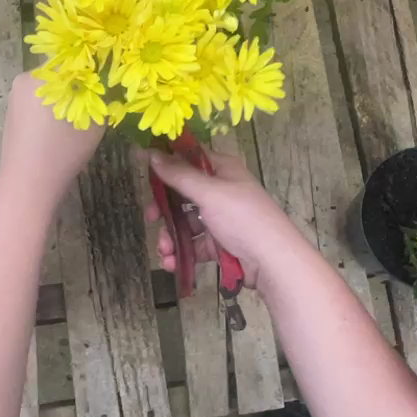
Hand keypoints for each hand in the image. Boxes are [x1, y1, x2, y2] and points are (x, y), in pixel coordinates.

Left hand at [0, 72, 102, 207]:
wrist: (26, 184)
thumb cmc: (63, 152)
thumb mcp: (94, 121)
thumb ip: (104, 94)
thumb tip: (112, 77)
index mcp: (44, 76)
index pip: (75, 58)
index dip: (94, 66)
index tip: (108, 79)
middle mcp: (26, 78)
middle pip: (60, 69)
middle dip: (78, 81)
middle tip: (95, 100)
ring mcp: (15, 94)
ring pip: (49, 84)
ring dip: (65, 93)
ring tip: (78, 116)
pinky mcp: (12, 109)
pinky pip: (37, 97)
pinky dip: (51, 105)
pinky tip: (60, 126)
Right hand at [144, 149, 315, 289]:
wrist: (274, 262)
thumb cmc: (243, 219)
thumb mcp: (210, 193)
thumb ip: (179, 175)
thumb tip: (151, 152)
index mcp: (223, 170)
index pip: (189, 159)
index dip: (167, 164)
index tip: (143, 169)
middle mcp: (222, 190)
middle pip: (183, 194)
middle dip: (164, 209)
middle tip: (150, 218)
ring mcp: (221, 218)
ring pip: (186, 223)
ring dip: (170, 237)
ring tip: (164, 252)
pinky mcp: (221, 243)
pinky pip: (195, 244)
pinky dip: (182, 253)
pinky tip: (171, 263)